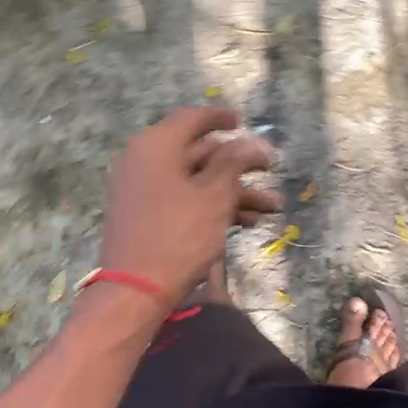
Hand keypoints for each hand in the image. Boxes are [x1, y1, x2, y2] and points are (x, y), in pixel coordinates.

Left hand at [95, 106, 280, 301]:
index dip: (220, 117)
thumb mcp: (214, 196)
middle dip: (238, 164)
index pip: (192, 118)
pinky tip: (247, 222)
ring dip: (234, 191)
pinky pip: (185, 198)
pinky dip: (214, 206)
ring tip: (271, 208)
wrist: (136, 289)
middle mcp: (145, 160)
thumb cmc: (179, 235)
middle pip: (199, 152)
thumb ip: (234, 163)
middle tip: (270, 169)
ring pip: (196, 180)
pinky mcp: (147, 214)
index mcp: (156, 146)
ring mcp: (143, 189)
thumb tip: (254, 141)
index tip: (243, 121)